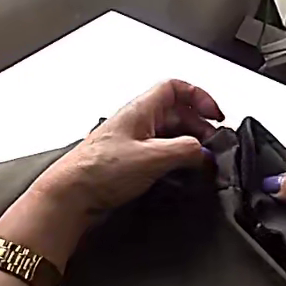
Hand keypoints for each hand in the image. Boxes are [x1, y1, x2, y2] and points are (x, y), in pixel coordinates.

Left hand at [0, 80, 224, 265]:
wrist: (69, 197)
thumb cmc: (96, 172)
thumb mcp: (153, 157)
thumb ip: (186, 151)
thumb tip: (204, 153)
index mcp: (140, 110)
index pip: (176, 88)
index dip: (200, 97)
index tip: (216, 115)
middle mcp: (137, 123)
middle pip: (178, 114)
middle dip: (200, 127)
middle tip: (212, 147)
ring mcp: (133, 143)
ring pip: (171, 135)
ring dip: (190, 146)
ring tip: (201, 163)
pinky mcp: (130, 164)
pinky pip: (161, 155)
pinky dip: (176, 161)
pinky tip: (182, 175)